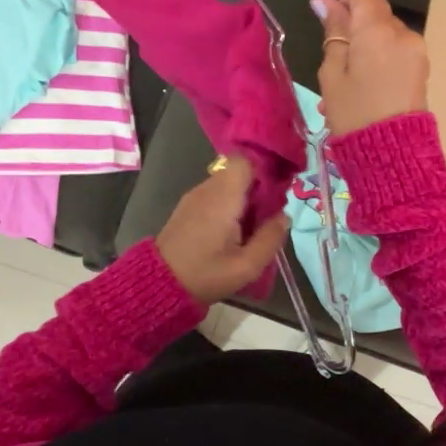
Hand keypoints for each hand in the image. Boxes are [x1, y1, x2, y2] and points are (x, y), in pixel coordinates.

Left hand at [155, 158, 290, 303]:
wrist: (160, 284)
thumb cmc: (206, 275)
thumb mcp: (247, 266)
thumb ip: (270, 239)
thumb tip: (284, 216)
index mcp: (223, 199)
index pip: (246, 162)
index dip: (266, 170)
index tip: (280, 191)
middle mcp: (207, 190)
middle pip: (239, 171)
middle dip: (259, 187)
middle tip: (271, 213)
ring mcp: (195, 196)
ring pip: (228, 182)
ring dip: (245, 197)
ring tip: (254, 225)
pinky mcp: (188, 206)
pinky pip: (216, 193)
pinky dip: (231, 203)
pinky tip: (235, 229)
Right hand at [311, 0, 428, 135]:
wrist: (393, 155)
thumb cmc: (354, 114)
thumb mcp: (333, 73)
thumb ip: (333, 33)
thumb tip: (324, 1)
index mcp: (378, 29)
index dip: (345, 4)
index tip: (333, 31)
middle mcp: (404, 34)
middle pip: (378, 16)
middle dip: (358, 32)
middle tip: (340, 66)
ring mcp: (418, 53)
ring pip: (389, 38)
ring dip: (370, 50)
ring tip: (354, 85)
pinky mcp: (423, 72)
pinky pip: (399, 56)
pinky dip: (382, 63)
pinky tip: (369, 91)